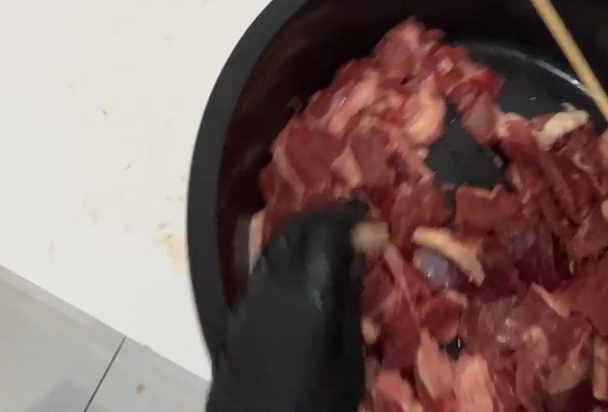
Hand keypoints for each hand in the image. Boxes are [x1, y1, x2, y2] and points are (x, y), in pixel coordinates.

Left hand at [205, 205, 366, 411]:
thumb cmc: (317, 403)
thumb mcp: (350, 358)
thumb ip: (350, 298)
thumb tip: (357, 252)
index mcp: (311, 288)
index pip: (329, 228)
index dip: (350, 215)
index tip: (369, 214)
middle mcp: (277, 278)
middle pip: (299, 226)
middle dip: (327, 217)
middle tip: (351, 223)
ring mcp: (253, 291)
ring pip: (278, 241)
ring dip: (305, 232)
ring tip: (330, 242)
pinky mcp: (238, 308)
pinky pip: (266, 264)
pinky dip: (288, 254)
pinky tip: (304, 271)